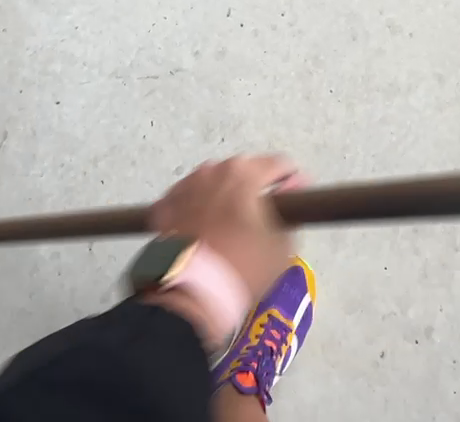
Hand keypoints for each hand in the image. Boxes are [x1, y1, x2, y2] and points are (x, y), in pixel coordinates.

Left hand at [149, 154, 302, 300]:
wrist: (191, 295)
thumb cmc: (243, 267)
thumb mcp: (282, 244)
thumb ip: (291, 211)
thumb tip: (292, 191)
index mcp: (246, 172)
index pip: (280, 164)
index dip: (292, 181)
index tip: (296, 202)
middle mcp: (214, 169)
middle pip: (244, 170)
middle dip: (256, 187)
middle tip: (262, 217)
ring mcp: (185, 185)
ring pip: (213, 182)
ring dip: (224, 195)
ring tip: (229, 225)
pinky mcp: (164, 205)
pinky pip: (188, 200)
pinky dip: (197, 209)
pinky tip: (202, 230)